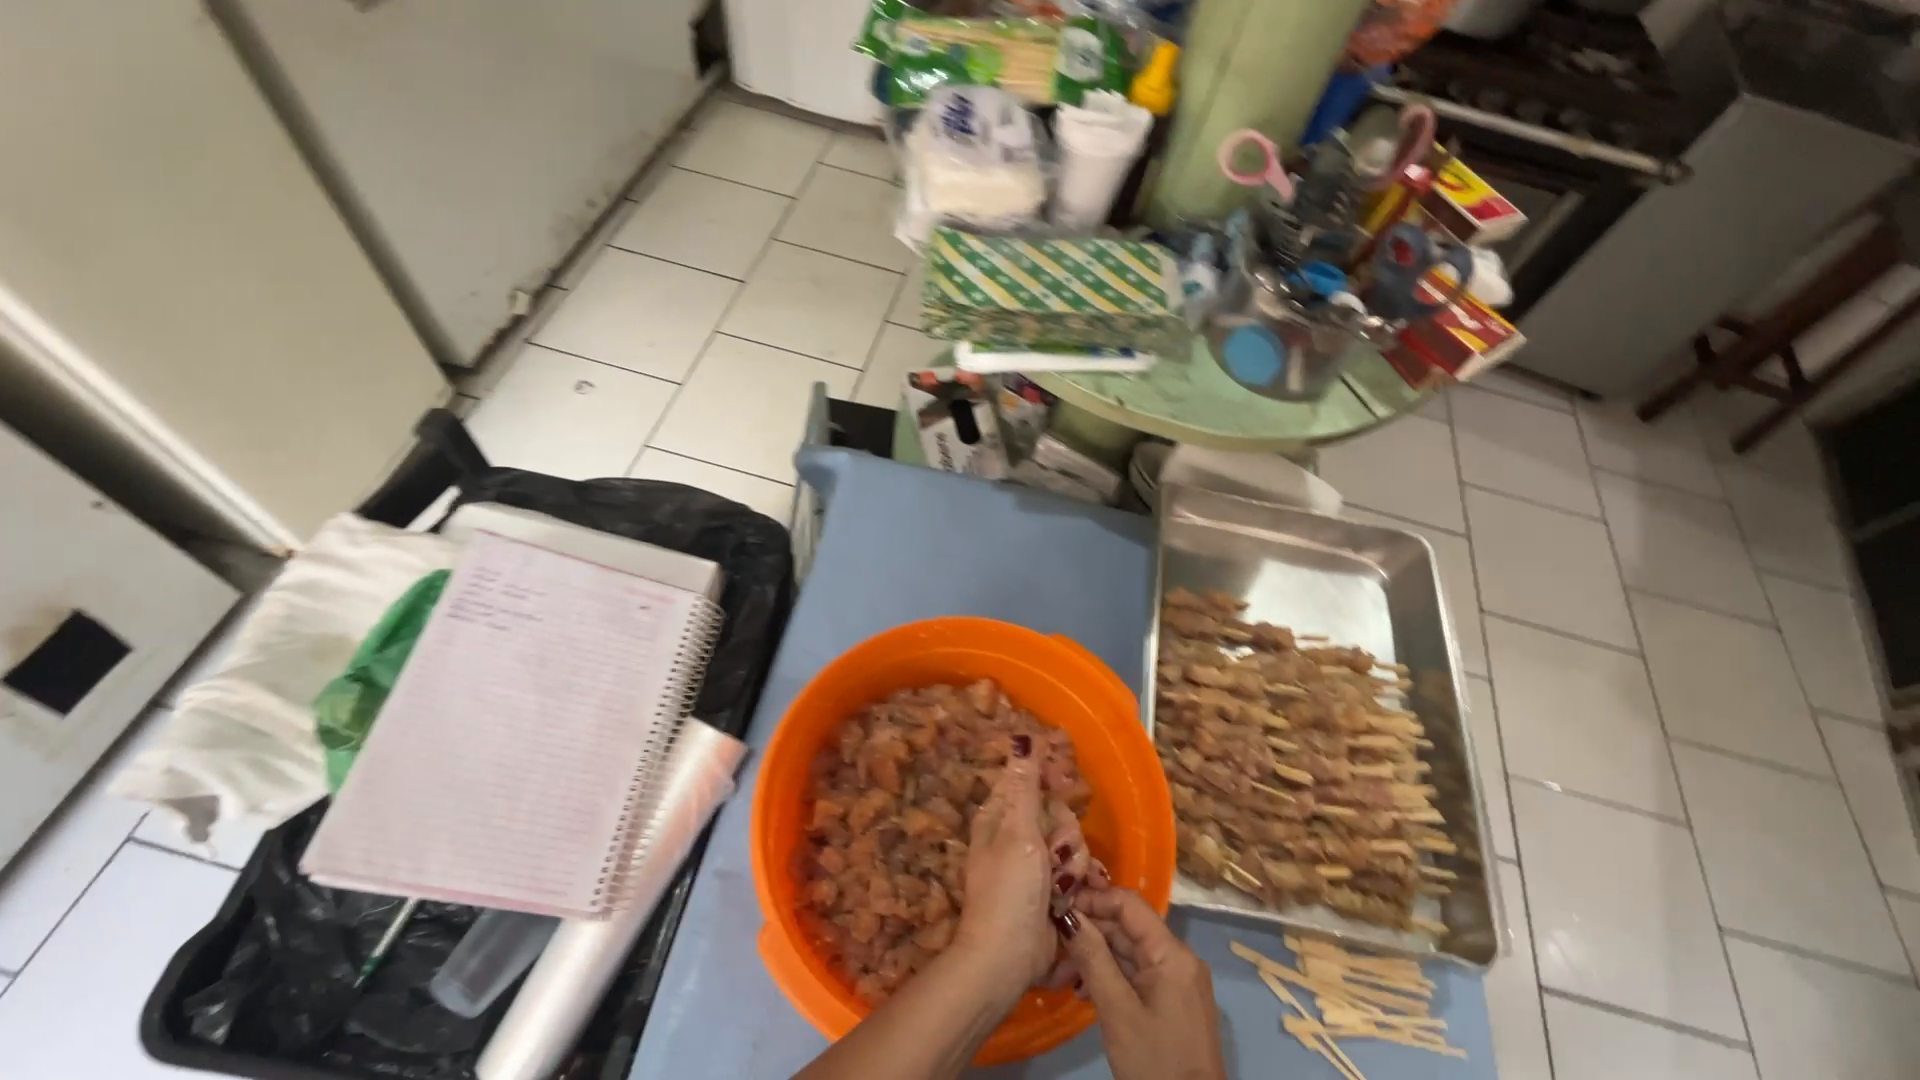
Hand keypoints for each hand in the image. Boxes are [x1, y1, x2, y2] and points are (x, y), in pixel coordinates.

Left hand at [952, 735, 1055, 997]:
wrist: (1008, 957)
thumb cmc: (1009, 890)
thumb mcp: (1017, 831)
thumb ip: (1025, 784)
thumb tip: (1021, 736)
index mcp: (999, 815)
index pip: (1028, 778)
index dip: (1048, 776)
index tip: (1063, 782)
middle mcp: (1016, 835)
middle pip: (1058, 812)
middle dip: (1065, 833)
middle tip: (1055, 856)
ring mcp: (1034, 865)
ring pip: (1072, 843)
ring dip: (1074, 863)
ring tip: (1062, 887)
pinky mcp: (1051, 890)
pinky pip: (1076, 870)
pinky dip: (1078, 883)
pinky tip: (1072, 898)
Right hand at [1061, 888, 1225, 1079]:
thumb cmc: (1154, 1061)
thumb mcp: (1116, 1009)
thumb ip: (1092, 957)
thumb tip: (1067, 914)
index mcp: (1172, 953)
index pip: (1129, 904)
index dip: (1093, 899)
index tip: (1059, 908)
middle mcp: (1178, 958)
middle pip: (1128, 926)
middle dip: (1090, 930)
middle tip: (1052, 940)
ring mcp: (1177, 980)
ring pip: (1129, 951)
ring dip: (1095, 954)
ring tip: (1061, 969)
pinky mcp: (1172, 1000)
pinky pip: (1136, 973)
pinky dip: (1110, 974)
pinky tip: (1083, 988)